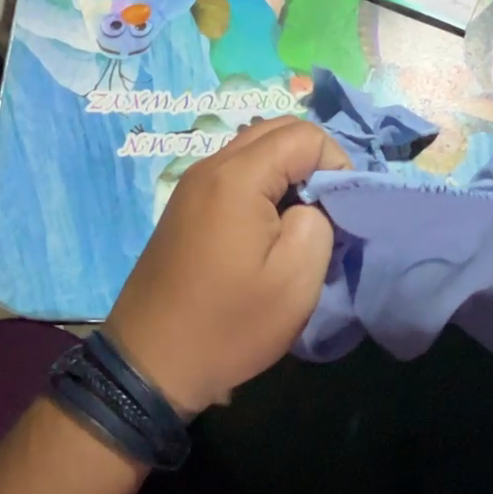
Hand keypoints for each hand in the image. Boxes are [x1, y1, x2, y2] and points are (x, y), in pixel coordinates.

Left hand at [105, 117, 349, 415]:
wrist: (151, 364)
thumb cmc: (228, 324)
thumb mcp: (296, 280)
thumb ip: (319, 222)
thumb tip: (312, 202)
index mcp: (237, 177)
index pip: (304, 134)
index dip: (336, 163)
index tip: (341, 209)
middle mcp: (210, 166)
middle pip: (275, 130)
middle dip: (312, 159)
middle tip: (327, 209)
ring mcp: (191, 185)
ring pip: (253, 149)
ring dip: (286, 172)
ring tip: (300, 220)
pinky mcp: (185, 206)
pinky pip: (233, 173)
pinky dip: (261, 185)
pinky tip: (268, 229)